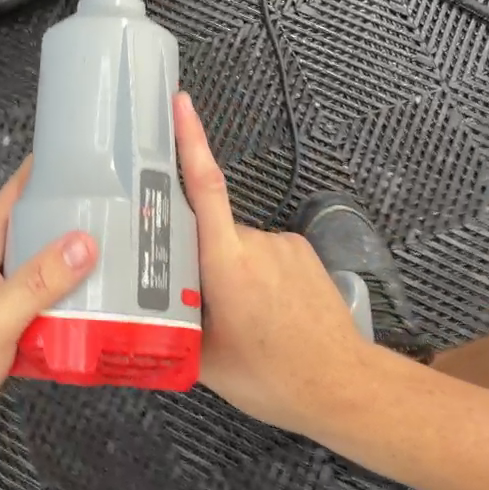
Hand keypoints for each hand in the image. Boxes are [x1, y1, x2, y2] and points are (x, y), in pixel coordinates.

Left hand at [0, 157, 97, 444]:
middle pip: (34, 224)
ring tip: (118, 250)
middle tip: (122, 208)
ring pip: (39, 261)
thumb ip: (40, 279)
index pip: (17, 190)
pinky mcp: (3, 318)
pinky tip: (94, 299)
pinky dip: (64, 292)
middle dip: (71, 214)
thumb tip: (86, 239)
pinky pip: (40, 294)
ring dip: (70, 257)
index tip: (93, 158)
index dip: (49, 170)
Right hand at [176, 92, 380, 435]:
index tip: (180, 103)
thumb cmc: (272, 376)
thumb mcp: (205, 360)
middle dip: (197, 256)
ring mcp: (284, 244)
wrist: (346, 386)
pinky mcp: (303, 251)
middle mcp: (255, 242)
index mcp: (226, 262)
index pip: (205, 187)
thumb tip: (142, 308)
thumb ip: (172, 323)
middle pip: (210, 228)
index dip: (191, 141)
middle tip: (199, 306)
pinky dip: (255, 273)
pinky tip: (266, 311)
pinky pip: (263, 251)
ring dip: (229, 270)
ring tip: (242, 321)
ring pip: (236, 244)